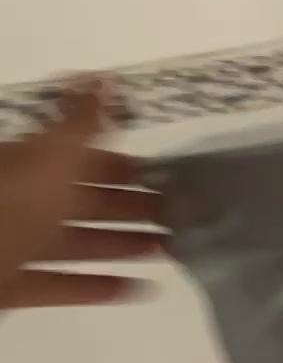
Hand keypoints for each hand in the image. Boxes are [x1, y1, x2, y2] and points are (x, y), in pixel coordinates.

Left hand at [0, 79, 164, 309]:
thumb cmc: (4, 212)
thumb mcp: (48, 162)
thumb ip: (81, 124)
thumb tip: (104, 75)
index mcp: (16, 169)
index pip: (73, 158)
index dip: (122, 164)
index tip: (172, 174)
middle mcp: (9, 202)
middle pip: (76, 200)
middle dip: (130, 205)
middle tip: (185, 212)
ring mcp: (6, 246)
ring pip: (72, 241)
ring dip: (122, 243)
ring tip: (173, 249)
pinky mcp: (6, 287)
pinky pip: (56, 283)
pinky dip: (96, 285)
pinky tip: (137, 288)